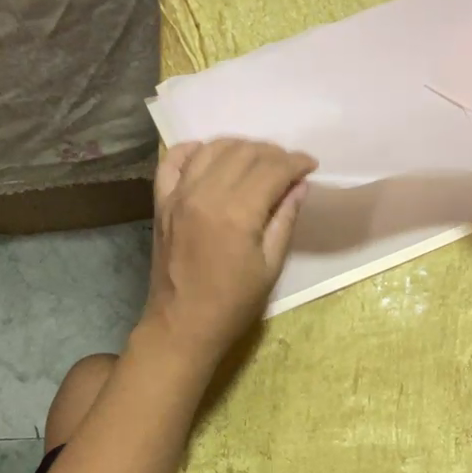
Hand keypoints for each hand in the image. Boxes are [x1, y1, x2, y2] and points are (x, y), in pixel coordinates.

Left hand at [140, 139, 313, 365]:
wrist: (182, 325)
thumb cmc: (233, 304)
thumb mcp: (270, 266)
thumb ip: (284, 219)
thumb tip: (299, 185)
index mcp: (237, 213)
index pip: (272, 169)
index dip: (296, 162)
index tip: (310, 166)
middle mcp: (205, 194)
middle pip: (244, 152)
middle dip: (272, 153)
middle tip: (288, 166)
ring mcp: (178, 195)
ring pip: (212, 148)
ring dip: (239, 146)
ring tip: (257, 161)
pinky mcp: (161, 202)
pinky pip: (172, 160)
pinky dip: (193, 150)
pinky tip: (209, 154)